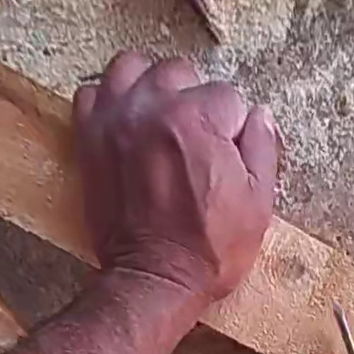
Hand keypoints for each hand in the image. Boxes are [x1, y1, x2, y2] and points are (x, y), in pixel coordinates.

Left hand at [74, 52, 277, 301]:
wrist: (155, 282)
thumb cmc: (207, 252)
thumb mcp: (257, 207)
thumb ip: (262, 150)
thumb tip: (258, 117)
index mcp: (199, 119)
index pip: (227, 99)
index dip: (232, 133)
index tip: (226, 163)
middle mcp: (152, 109)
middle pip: (180, 76)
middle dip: (193, 106)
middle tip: (195, 148)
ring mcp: (116, 123)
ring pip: (133, 71)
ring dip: (150, 92)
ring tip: (160, 126)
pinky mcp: (90, 143)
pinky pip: (92, 96)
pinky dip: (109, 105)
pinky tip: (126, 129)